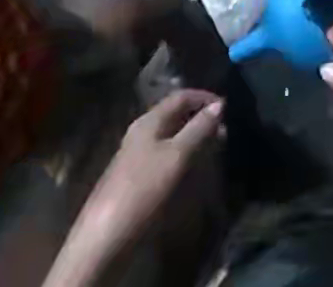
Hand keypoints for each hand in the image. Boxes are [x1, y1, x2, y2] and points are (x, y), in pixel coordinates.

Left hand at [75, 89, 222, 250]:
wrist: (105, 235)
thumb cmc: (144, 188)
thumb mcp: (177, 156)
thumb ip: (198, 129)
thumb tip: (219, 106)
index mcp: (149, 120)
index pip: (181, 96)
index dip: (205, 98)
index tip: (227, 108)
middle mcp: (142, 130)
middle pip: (175, 113)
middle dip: (200, 118)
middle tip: (223, 132)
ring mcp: (137, 153)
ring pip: (171, 134)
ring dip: (193, 136)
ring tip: (213, 148)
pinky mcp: (136, 174)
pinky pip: (165, 152)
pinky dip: (183, 152)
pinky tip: (191, 166)